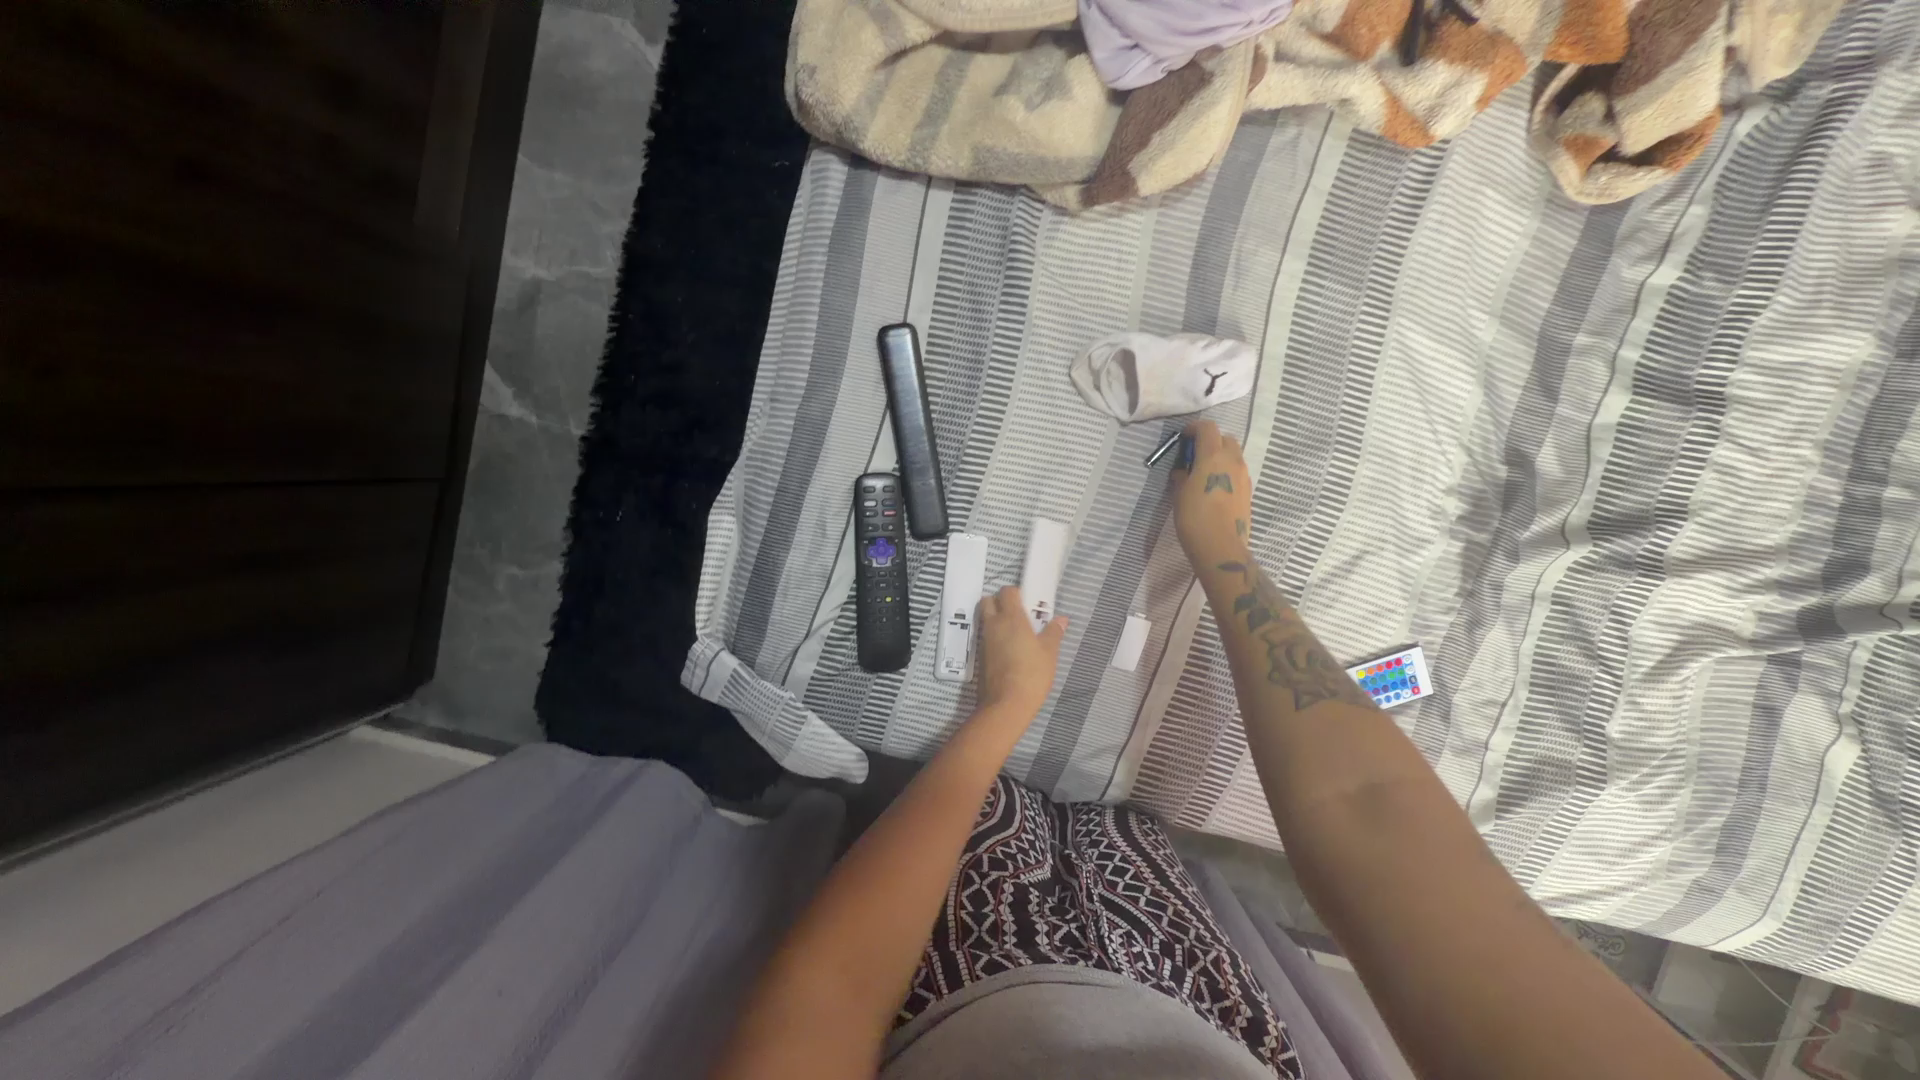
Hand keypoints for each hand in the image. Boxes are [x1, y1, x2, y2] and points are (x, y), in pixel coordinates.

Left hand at [974, 585, 1066, 724]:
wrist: (1007, 703)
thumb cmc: (1032, 674)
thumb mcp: (1049, 653)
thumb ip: (1054, 633)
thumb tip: (1062, 619)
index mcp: (1012, 618)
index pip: (1007, 592)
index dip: (1015, 592)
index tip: (1026, 601)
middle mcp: (994, 625)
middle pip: (988, 601)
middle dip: (999, 601)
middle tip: (1016, 613)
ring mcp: (984, 640)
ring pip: (985, 619)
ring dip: (996, 619)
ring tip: (1015, 632)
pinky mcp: (980, 656)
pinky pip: (985, 637)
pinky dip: (994, 636)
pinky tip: (1008, 648)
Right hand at [1172, 419, 1252, 570]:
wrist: (1220, 546)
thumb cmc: (1194, 517)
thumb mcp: (1179, 494)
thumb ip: (1180, 477)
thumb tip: (1182, 471)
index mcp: (1213, 456)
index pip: (1208, 428)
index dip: (1194, 428)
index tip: (1183, 437)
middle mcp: (1233, 461)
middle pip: (1225, 439)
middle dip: (1210, 442)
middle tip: (1194, 456)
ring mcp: (1244, 476)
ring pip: (1234, 456)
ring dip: (1220, 457)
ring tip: (1203, 474)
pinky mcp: (1248, 492)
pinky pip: (1237, 472)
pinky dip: (1226, 472)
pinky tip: (1214, 489)